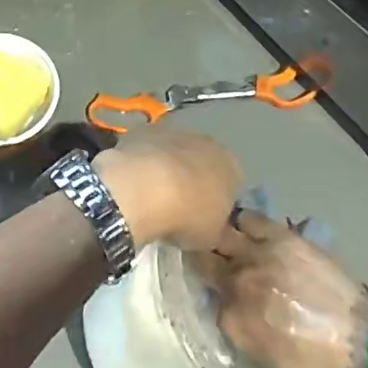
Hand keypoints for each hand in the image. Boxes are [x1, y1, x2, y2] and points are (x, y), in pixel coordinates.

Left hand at [91, 127, 239, 249]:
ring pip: (174, 153)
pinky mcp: (143, 130)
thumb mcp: (213, 236)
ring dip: (166, 170)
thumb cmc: (188, 214)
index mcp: (230, 164)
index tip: (205, 219)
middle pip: (202, 162)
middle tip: (178, 209)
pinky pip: (148, 150)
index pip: (232, 182)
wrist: (145, 187)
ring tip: (152, 198)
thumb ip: (219, 229)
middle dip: (192, 181)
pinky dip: (143, 163)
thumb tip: (216, 229)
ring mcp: (172, 132)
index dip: (218, 202)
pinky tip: (135, 183)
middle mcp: (205, 141)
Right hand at [203, 210, 367, 367]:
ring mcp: (259, 257)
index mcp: (235, 324)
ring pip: (220, 232)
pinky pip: (249, 218)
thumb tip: (238, 318)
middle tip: (214, 264)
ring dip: (221, 237)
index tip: (220, 299)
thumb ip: (246, 336)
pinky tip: (246, 227)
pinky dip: (243, 220)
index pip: (209, 303)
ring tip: (227, 240)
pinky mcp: (282, 237)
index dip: (216, 300)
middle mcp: (239, 285)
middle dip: (207, 262)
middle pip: (206, 261)